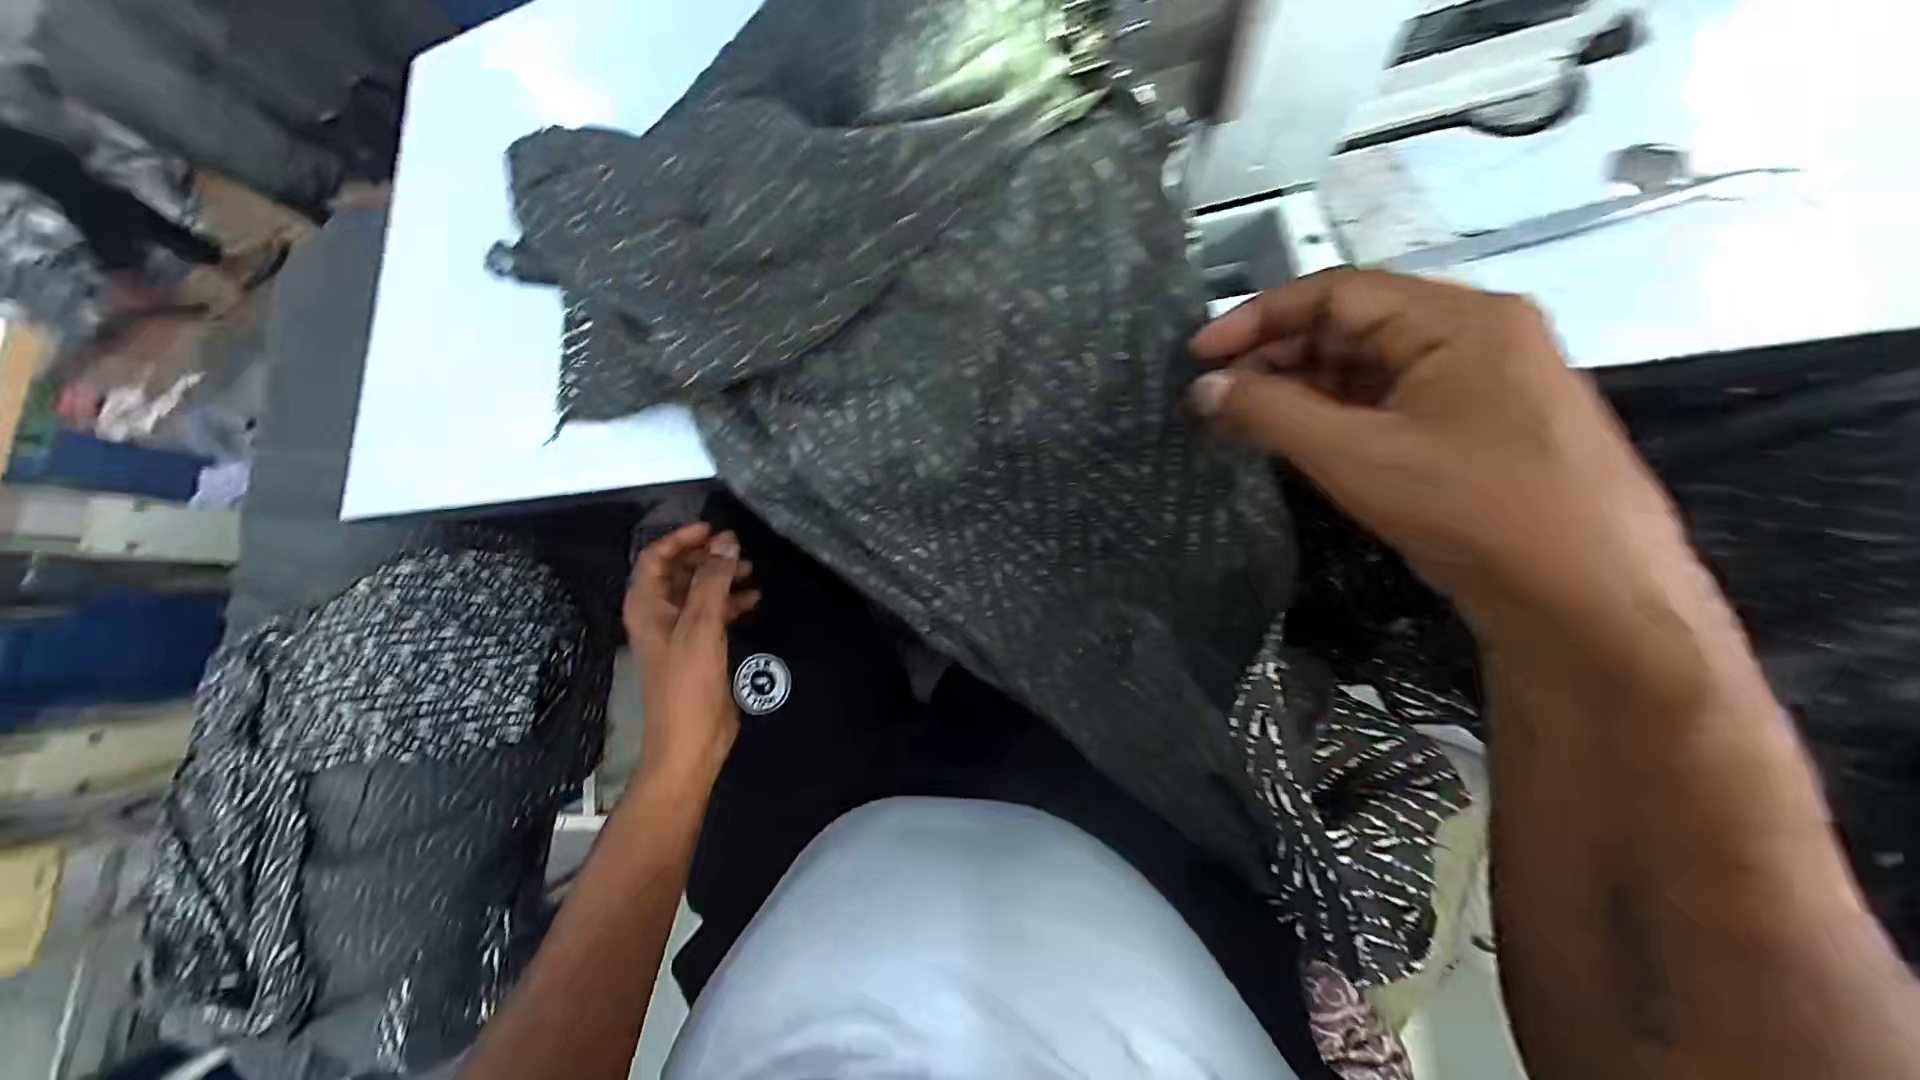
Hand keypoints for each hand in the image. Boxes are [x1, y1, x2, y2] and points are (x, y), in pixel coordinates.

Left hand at [623, 524, 760, 778]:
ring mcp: (678, 633)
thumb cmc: (688, 682)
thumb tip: (727, 542)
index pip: (655, 557)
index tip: (714, 530)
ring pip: (698, 593)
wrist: (690, 742)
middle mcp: (658, 615)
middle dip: (707, 558)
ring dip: (722, 579)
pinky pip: (712, 614)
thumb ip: (713, 581)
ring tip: (752, 573)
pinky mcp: (698, 649)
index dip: (681, 539)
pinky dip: (730, 603)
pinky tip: (754, 602)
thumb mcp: (702, 626)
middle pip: (678, 572)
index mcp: (646, 606)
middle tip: (739, 551)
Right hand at [1188, 269, 1692, 620]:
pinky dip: (1330, 418)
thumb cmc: (1472, 509)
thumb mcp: (1355, 455)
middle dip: (1273, 359)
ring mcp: (1474, 384)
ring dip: (1296, 392)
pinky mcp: (1470, 428)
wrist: (1586, 600)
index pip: (1336, 292)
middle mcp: (1471, 336)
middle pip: (1349, 327)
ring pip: (1364, 369)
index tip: (1197, 355)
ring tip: (1238, 424)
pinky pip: (1384, 404)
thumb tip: (1201, 389)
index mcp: (1457, 319)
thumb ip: (1269, 412)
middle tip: (1213, 399)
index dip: (1257, 318)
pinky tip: (1290, 442)